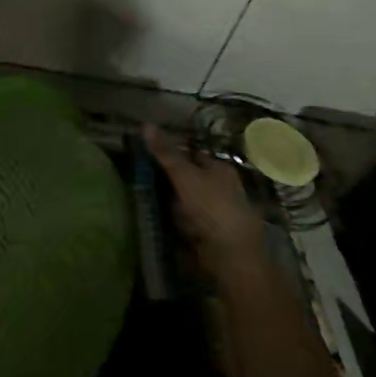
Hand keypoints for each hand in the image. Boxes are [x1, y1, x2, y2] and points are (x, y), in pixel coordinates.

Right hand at [145, 124, 265, 264]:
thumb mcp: (184, 175)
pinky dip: (180, 226)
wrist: (230, 252)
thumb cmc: (210, 205)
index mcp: (221, 170)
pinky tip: (165, 227)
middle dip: (174, 184)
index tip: (155, 159)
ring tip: (152, 204)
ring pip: (191, 204)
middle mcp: (224, 189)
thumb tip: (145, 125)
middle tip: (149, 183)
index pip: (196, 158)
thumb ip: (166, 153)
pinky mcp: (214, 237)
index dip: (177, 157)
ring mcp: (220, 214)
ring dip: (176, 207)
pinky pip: (191, 226)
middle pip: (193, 181)